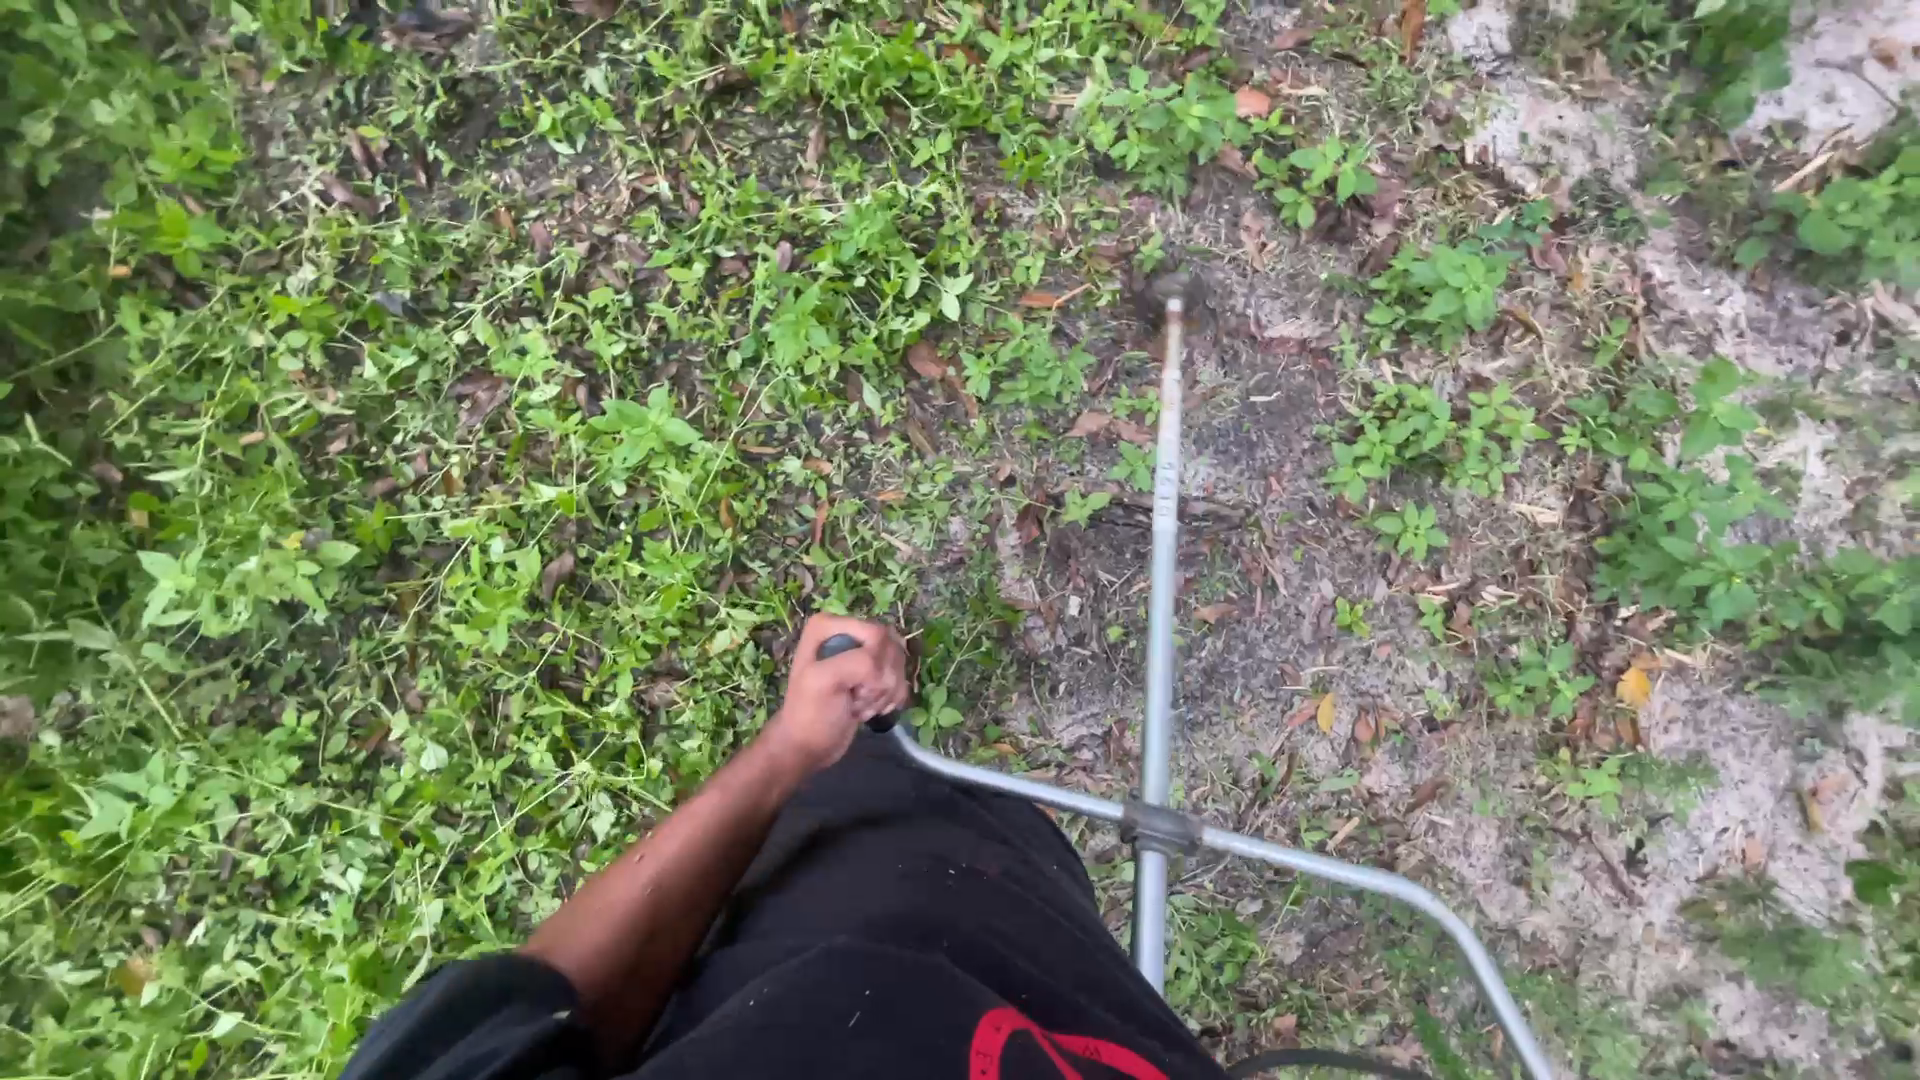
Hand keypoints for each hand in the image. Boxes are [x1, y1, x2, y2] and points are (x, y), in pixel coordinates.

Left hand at [760, 615, 909, 772]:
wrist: (810, 747)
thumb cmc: (811, 714)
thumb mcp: (822, 680)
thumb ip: (857, 662)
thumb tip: (884, 669)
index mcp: (829, 625)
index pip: (877, 633)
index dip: (875, 664)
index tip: (854, 688)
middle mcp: (847, 632)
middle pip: (891, 646)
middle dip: (881, 680)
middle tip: (856, 698)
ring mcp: (862, 652)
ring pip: (898, 662)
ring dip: (886, 692)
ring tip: (859, 705)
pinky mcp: (873, 672)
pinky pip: (900, 677)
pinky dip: (892, 698)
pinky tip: (871, 709)